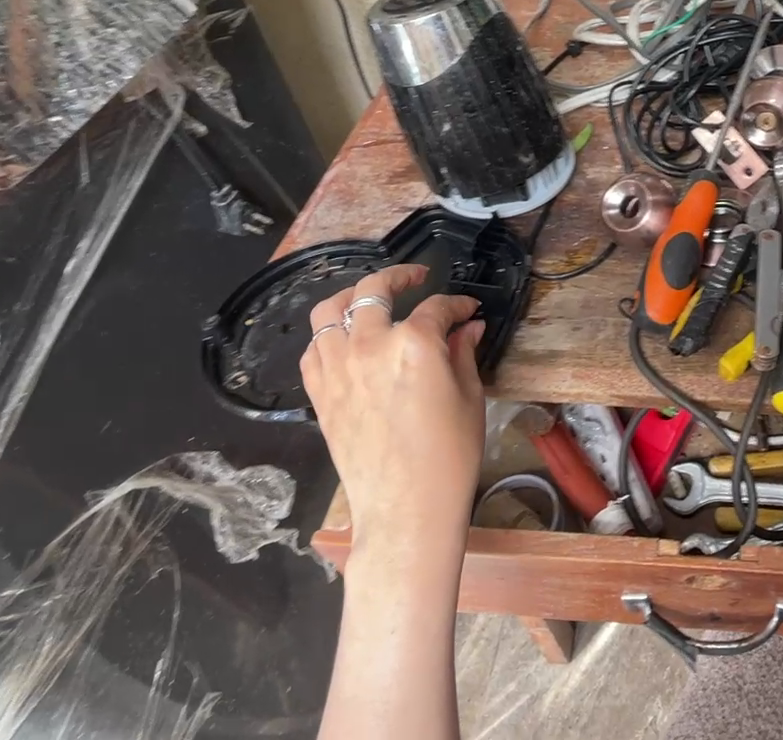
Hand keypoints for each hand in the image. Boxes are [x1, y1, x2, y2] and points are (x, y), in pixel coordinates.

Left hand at [301, 266, 484, 562]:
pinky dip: (329, 334)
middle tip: (417, 277)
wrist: (407, 507)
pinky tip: (348, 339)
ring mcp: (337, 368)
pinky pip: (313, 348)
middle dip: (400, 276)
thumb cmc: (449, 454)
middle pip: (373, 291)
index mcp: (414, 344)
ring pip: (330, 310)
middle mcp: (369, 346)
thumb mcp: (469, 397)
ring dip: (353, 297)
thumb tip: (468, 328)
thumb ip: (463, 353)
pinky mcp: (319, 393)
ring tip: (371, 299)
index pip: (437, 307)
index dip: (457, 305)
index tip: (468, 311)